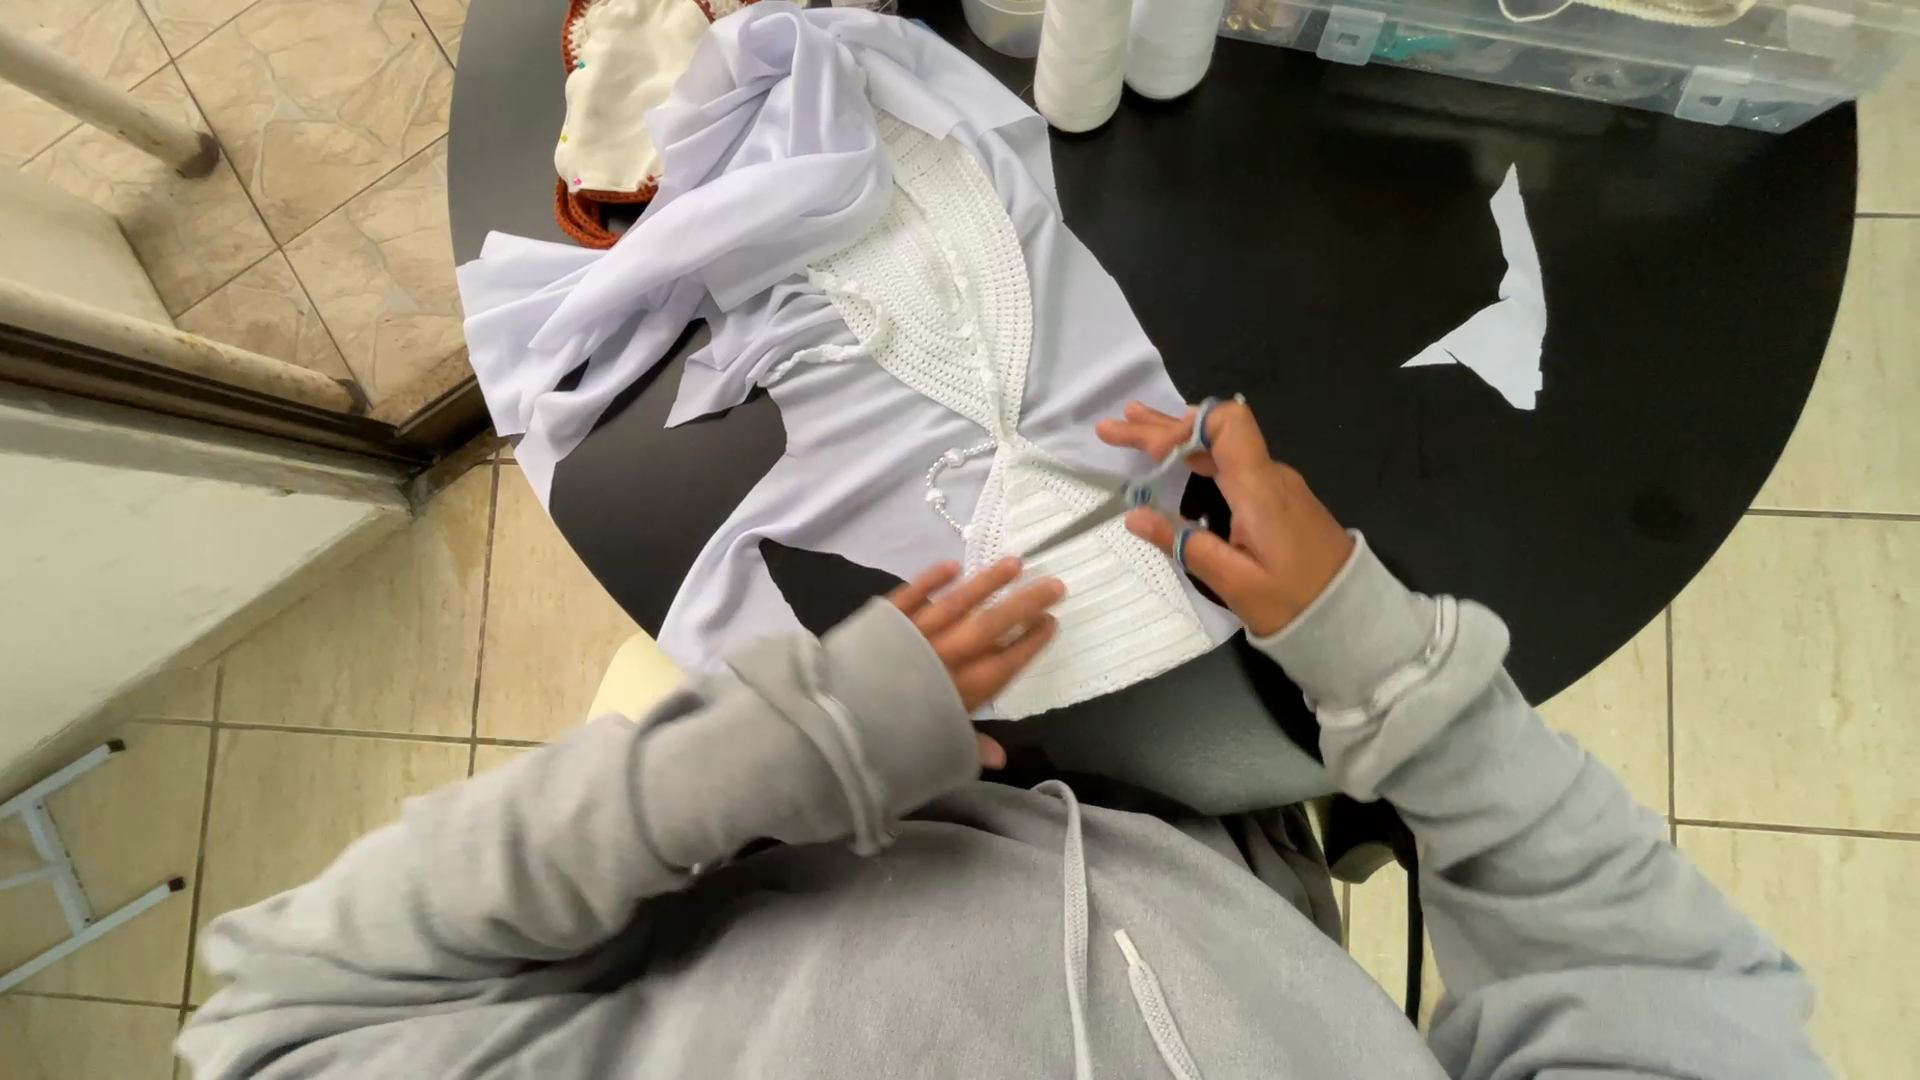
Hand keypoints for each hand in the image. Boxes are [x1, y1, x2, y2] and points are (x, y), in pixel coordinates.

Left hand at [889, 557, 1064, 765]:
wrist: (835, 723)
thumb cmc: (889, 741)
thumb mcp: (934, 750)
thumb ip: (969, 746)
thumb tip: (1001, 759)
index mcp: (962, 691)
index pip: (1007, 661)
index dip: (1032, 641)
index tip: (1052, 621)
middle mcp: (945, 657)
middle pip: (992, 625)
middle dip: (1026, 603)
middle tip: (1055, 584)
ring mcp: (916, 633)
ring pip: (959, 602)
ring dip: (988, 582)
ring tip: (1015, 563)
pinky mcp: (887, 619)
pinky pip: (912, 594)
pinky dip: (932, 579)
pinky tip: (953, 565)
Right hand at [1095, 399, 1352, 637]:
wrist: (1353, 617)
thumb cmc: (1294, 602)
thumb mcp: (1234, 583)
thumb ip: (1184, 545)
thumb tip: (1134, 516)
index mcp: (1259, 489)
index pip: (1226, 425)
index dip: (1182, 427)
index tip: (1147, 450)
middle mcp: (1268, 476)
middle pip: (1213, 432)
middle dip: (1159, 428)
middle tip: (1113, 427)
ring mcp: (1275, 485)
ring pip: (1219, 447)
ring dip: (1173, 438)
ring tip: (1131, 430)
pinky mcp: (1276, 499)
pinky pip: (1230, 463)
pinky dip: (1194, 455)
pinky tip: (1172, 458)